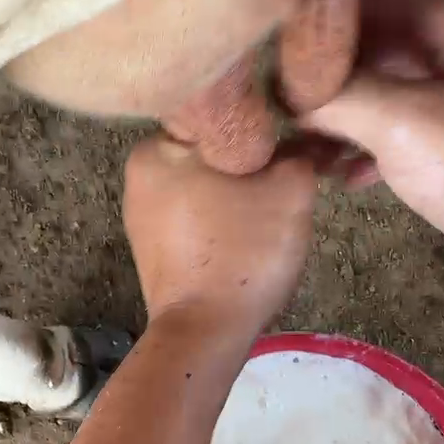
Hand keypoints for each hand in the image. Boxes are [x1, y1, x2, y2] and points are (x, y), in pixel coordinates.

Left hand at [122, 137, 316, 335]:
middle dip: (249, 164)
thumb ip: (299, 148)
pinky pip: (195, 220)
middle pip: (213, 151)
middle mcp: (138, 176)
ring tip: (264, 216)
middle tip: (280, 186)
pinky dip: (219, 223)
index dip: (264, 124)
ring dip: (237, 196)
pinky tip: (240, 240)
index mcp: (158, 146)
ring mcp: (141, 217)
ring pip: (205, 186)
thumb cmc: (243, 252)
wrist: (206, 333)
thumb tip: (304, 139)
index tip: (290, 146)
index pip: (222, 110)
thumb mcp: (290, 188)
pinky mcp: (152, 251)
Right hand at [301, 0, 443, 276]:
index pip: (377, 0)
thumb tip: (285, 97)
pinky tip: (345, 178)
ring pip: (387, 93)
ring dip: (344, 120)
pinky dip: (369, 149)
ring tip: (304, 153)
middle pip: (378, 48)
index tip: (279, 64)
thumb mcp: (401, 122)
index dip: (326, 29)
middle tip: (283, 115)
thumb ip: (339, 100)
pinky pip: (402, 131)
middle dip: (330, 83)